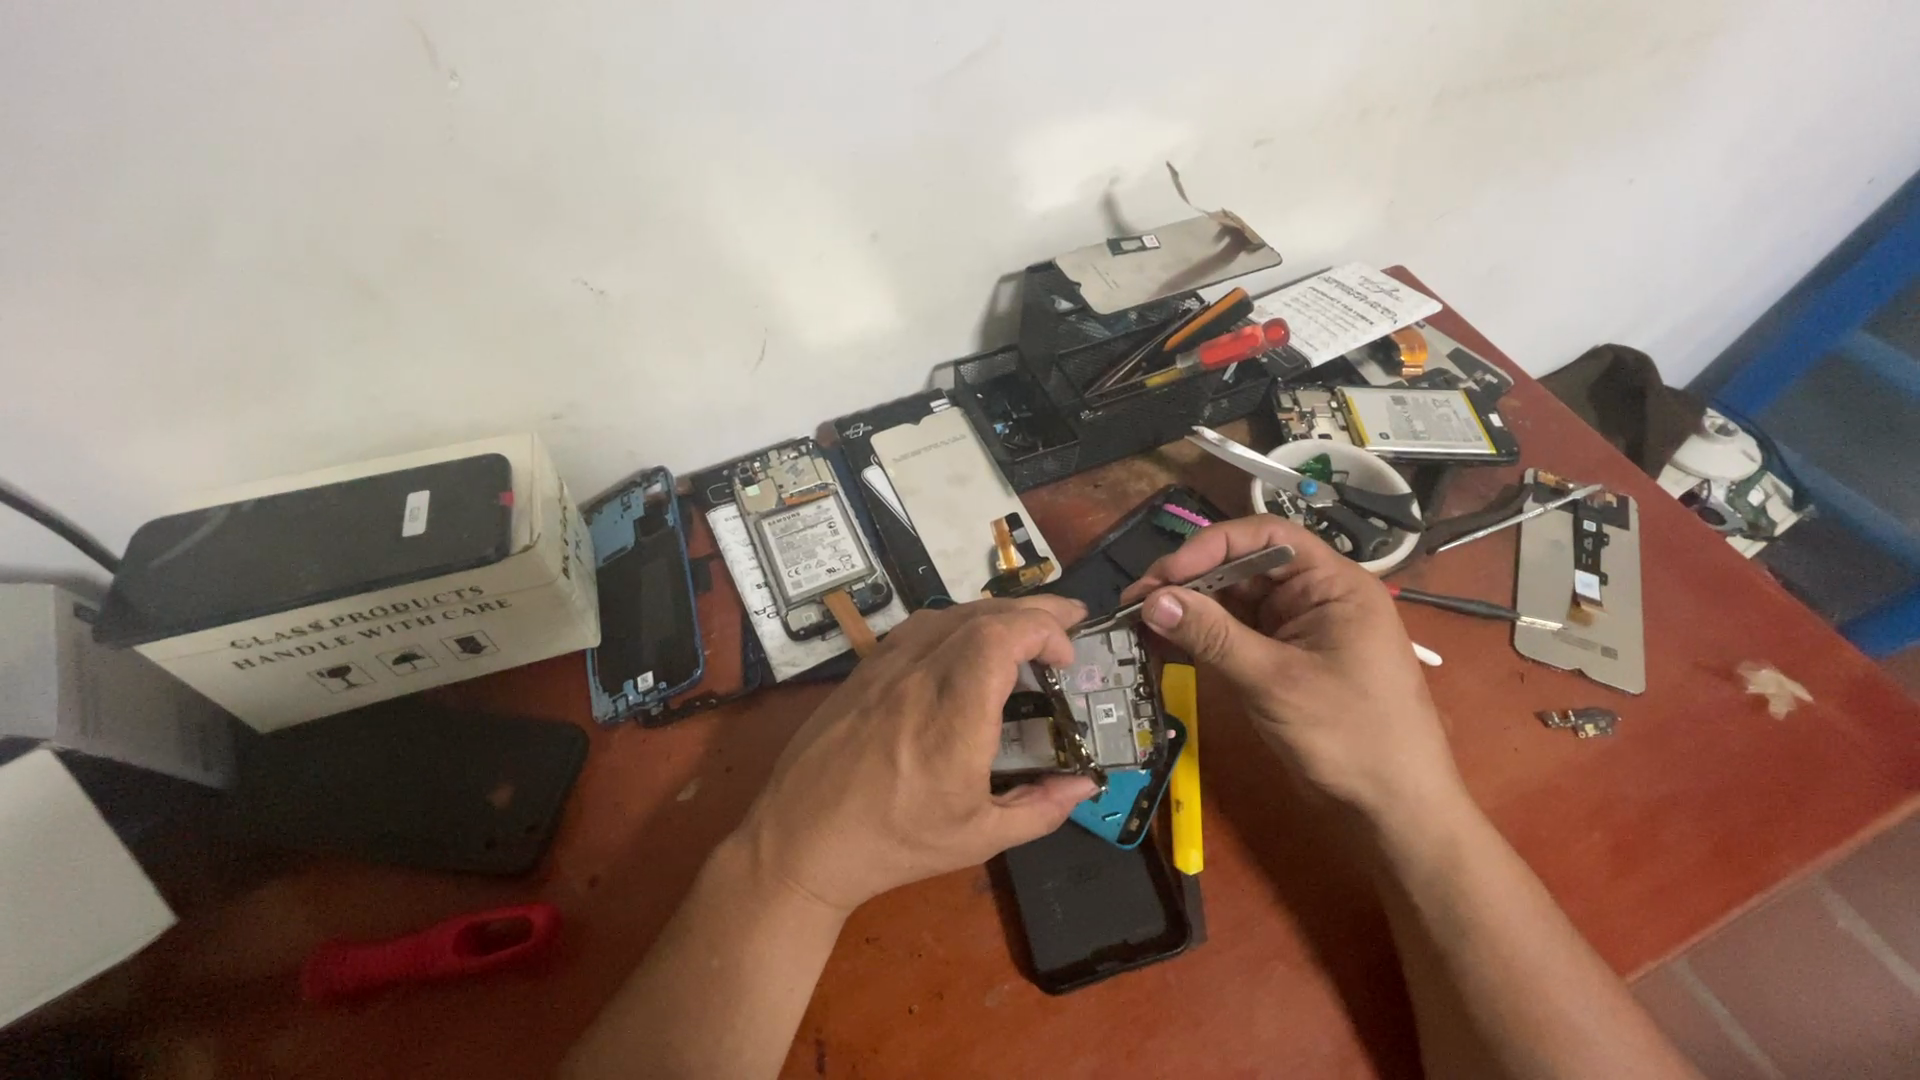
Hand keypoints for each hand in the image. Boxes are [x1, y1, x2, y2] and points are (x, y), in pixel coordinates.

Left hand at [734, 596, 1098, 915]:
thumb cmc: (893, 844)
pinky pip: (920, 626)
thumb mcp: (977, 839)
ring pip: (950, 612)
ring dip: (997, 611)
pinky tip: (970, 638)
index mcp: (951, 720)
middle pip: (982, 615)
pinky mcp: (865, 669)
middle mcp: (919, 678)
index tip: (1064, 659)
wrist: (800, 840)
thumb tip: (1085, 784)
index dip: (1041, 630)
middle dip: (1035, 610)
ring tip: (1028, 626)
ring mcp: (886, 667)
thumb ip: (1040, 808)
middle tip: (1069, 621)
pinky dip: (958, 621)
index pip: (998, 638)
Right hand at [1118, 514, 1460, 817]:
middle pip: (1241, 566)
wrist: (1393, 808)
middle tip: (1135, 603)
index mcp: (1332, 584)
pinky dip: (1198, 636)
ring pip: (1231, 601)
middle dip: (1187, 580)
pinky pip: (1233, 633)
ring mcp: (1296, 628)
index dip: (1211, 546)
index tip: (1166, 576)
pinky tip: (1162, 643)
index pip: (1266, 536)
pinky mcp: (1281, 658)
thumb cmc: (1350, 735)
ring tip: (1138, 623)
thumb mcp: (1274, 680)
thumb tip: (1152, 601)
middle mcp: (1313, 596)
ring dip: (1187, 609)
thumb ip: (1212, 636)